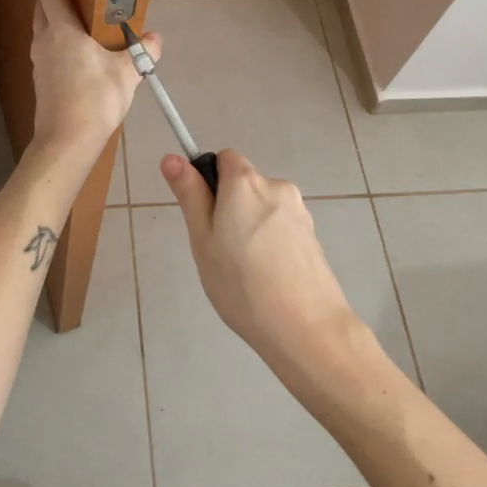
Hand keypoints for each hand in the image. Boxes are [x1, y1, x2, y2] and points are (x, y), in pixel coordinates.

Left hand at [26, 0, 160, 159]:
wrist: (66, 142)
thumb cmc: (94, 100)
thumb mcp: (126, 74)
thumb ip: (142, 53)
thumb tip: (155, 39)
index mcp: (62, 31)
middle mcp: (45, 41)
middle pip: (41, 7)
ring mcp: (39, 61)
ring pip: (42, 28)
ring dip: (51, 15)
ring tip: (72, 11)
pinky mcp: (40, 78)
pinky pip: (46, 47)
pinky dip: (56, 38)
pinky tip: (74, 47)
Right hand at [161, 150, 358, 365]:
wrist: (307, 328)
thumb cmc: (242, 284)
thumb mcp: (202, 240)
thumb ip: (190, 195)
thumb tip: (172, 159)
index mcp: (245, 182)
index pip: (224, 158)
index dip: (210, 181)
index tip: (205, 217)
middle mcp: (276, 187)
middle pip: (245, 185)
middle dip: (230, 209)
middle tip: (220, 251)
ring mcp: (300, 212)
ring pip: (263, 210)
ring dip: (252, 228)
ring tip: (245, 272)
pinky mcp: (314, 237)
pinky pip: (282, 230)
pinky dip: (272, 245)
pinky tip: (269, 279)